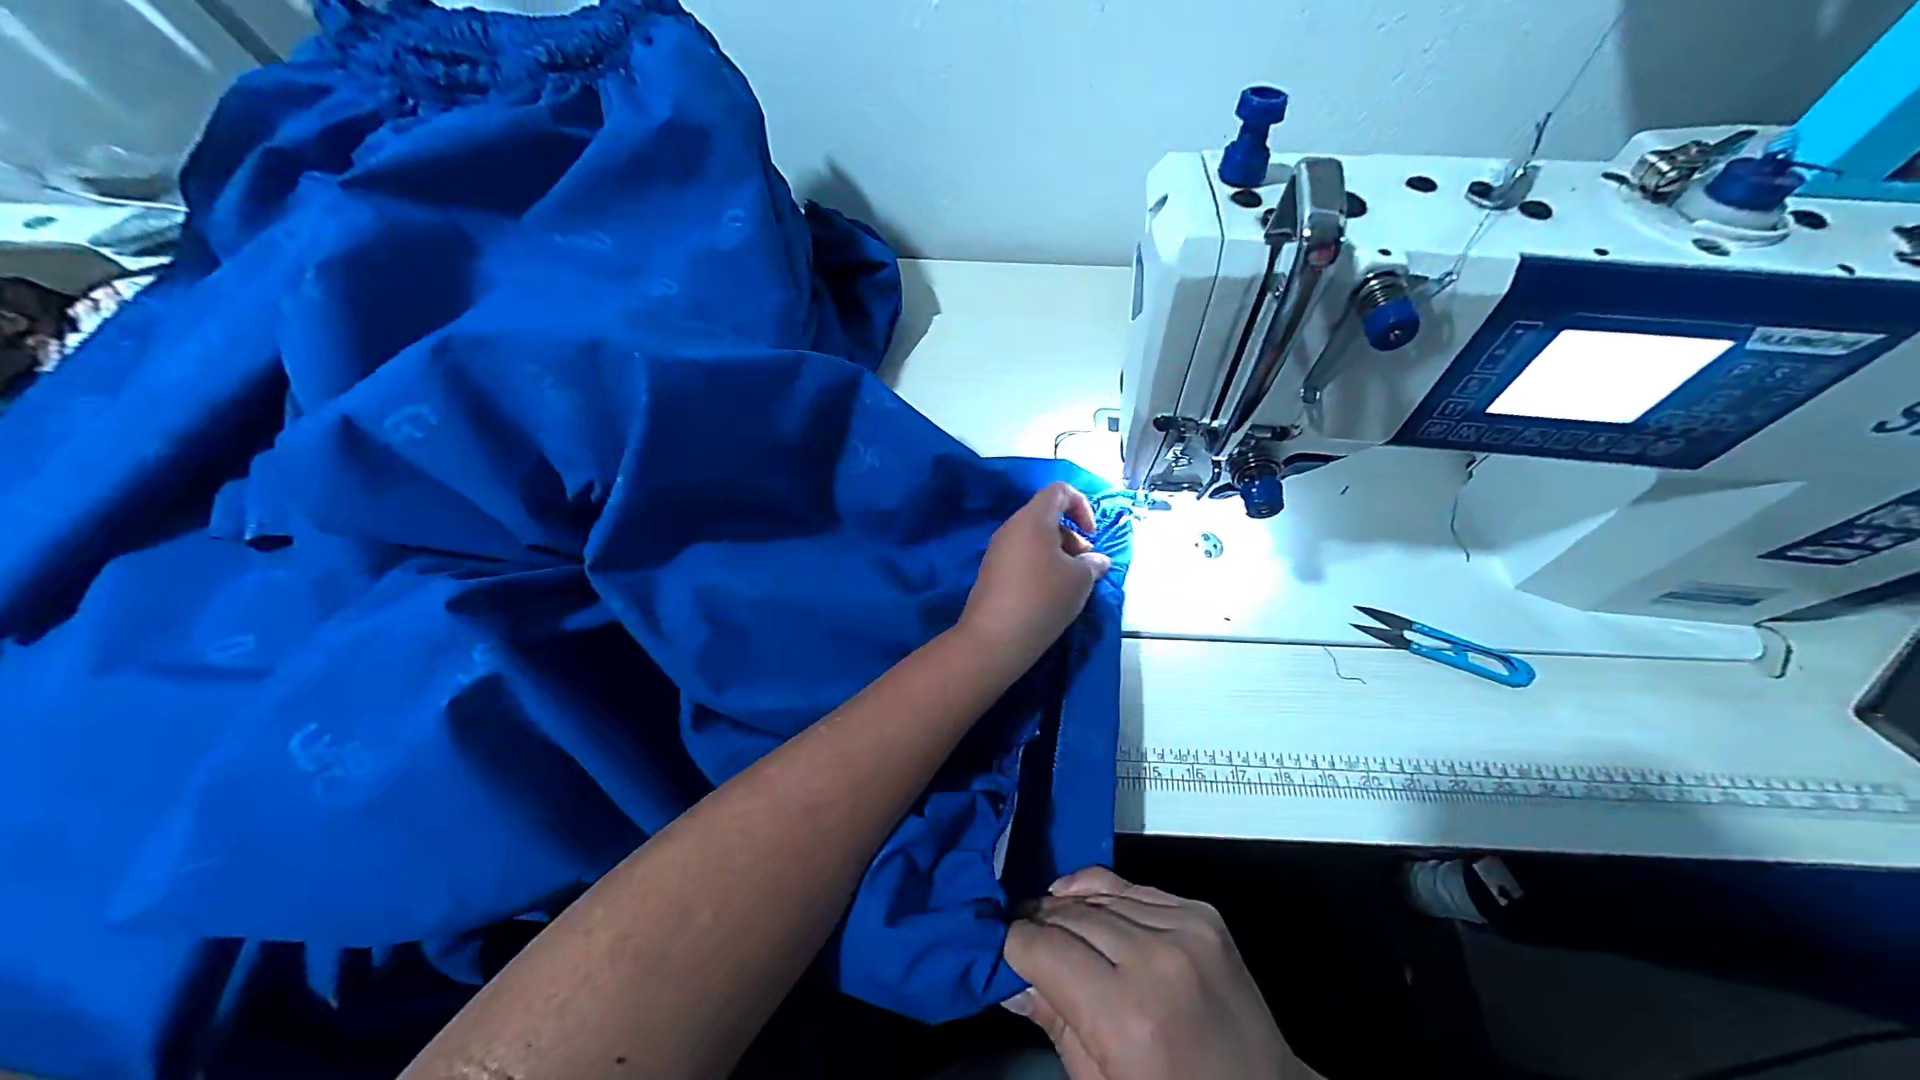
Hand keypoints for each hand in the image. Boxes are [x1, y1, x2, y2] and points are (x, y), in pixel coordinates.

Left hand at [958, 482, 1110, 666]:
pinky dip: (1040, 566)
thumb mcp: (1080, 580)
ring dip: (1057, 553)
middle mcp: (1011, 527)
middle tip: (1085, 565)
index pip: (1059, 491)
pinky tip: (1049, 594)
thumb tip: (1096, 560)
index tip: (1092, 535)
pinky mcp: (991, 571)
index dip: (1082, 506)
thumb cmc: (1043, 598)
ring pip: (1034, 538)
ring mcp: (997, 549)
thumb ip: (1093, 563)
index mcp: (1033, 518)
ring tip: (1071, 584)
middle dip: (1072, 535)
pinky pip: (1021, 556)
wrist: (994, 637)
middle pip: (1046, 515)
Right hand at [1003, 867, 1313, 1079]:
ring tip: (1050, 916)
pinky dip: (1107, 897)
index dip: (1014, 945)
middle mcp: (1156, 957)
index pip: (1044, 949)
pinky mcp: (1203, 912)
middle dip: (1037, 921)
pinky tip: (1092, 910)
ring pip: (1099, 893)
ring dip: (1068, 904)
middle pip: (1070, 915)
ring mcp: (1185, 926)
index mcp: (1126, 1014)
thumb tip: (1010, 979)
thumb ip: (1056, 1023)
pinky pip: (1135, 888)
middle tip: (1020, 931)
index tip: (1002, 949)